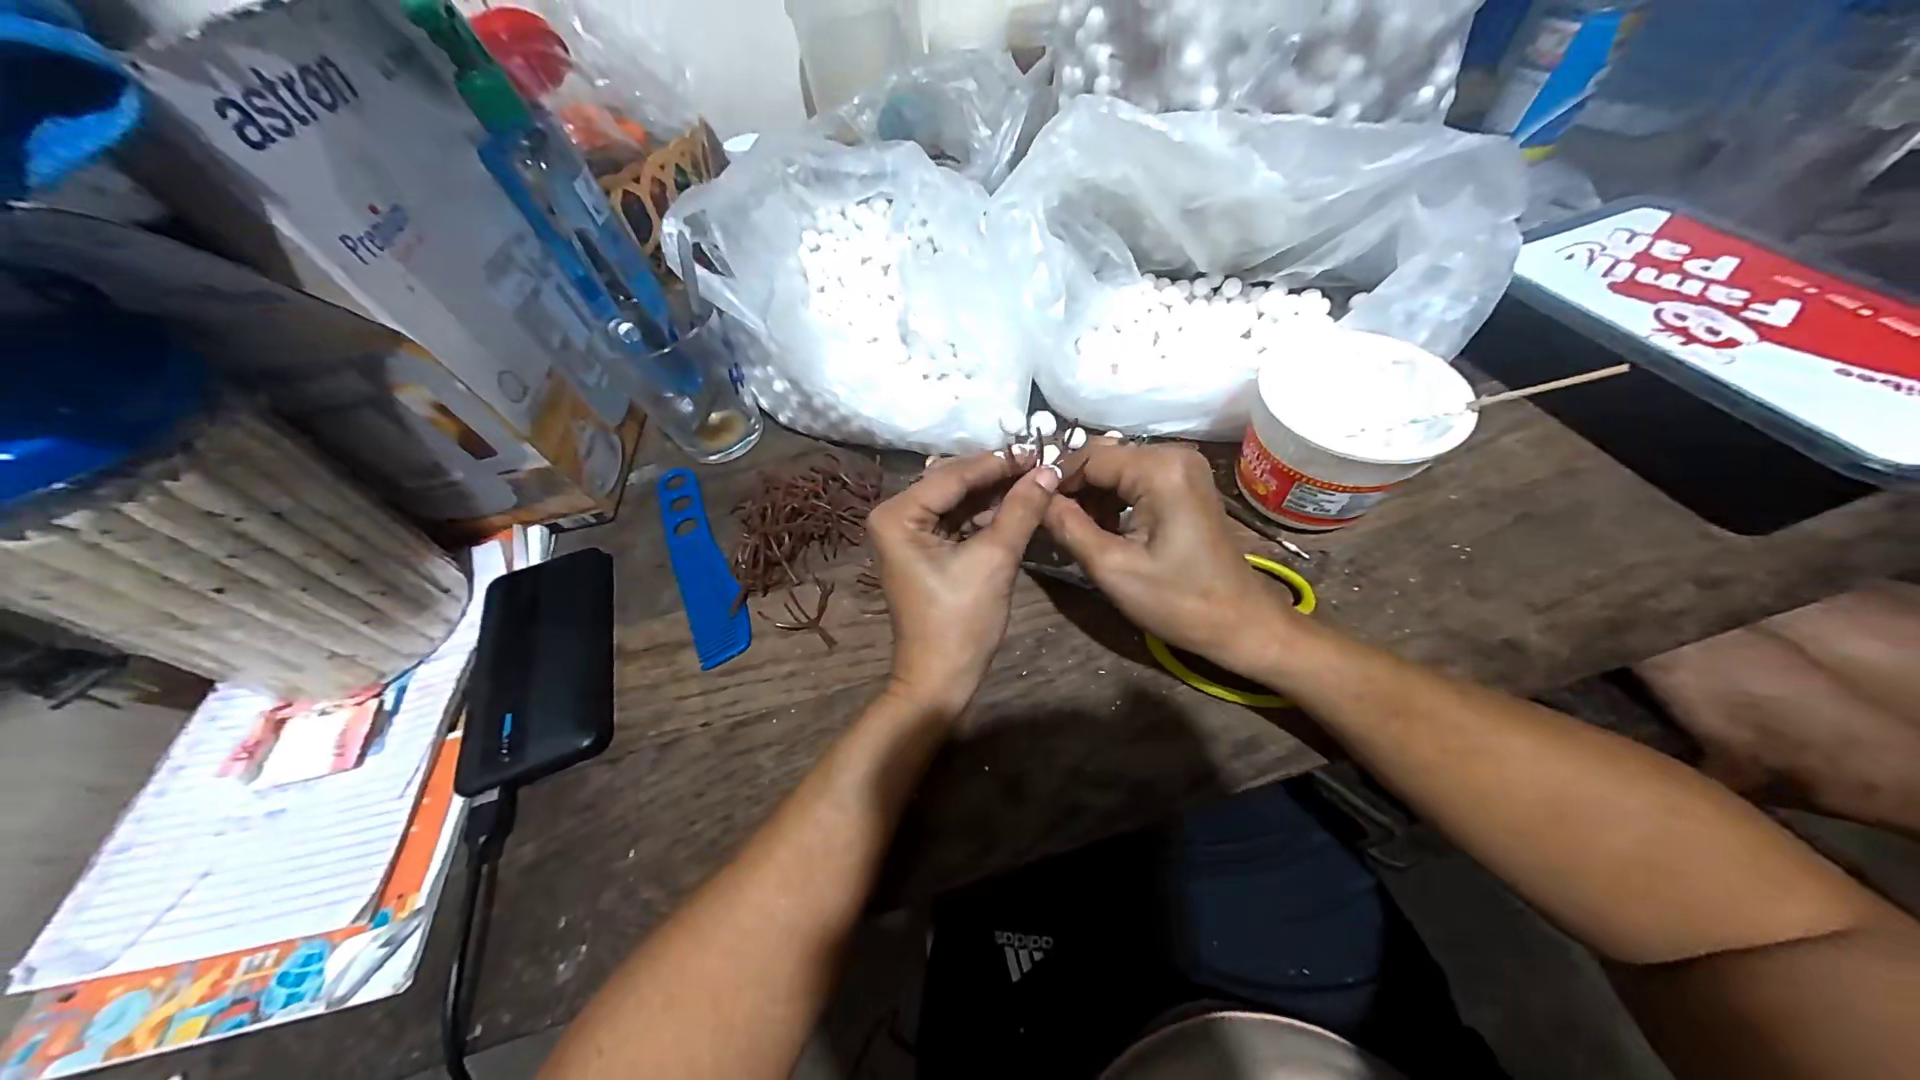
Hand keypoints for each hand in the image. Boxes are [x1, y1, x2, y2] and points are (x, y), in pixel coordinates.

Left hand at [868, 452, 1059, 718]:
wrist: (939, 680)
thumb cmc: (961, 621)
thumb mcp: (995, 560)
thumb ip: (1020, 510)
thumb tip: (1048, 471)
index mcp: (897, 515)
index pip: (954, 475)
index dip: (999, 464)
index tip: (1038, 451)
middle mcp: (893, 517)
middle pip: (952, 484)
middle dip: (996, 477)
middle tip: (1040, 466)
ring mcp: (905, 535)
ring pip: (956, 502)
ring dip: (993, 496)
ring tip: (1035, 484)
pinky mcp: (921, 552)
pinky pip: (955, 523)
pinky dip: (983, 518)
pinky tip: (1015, 509)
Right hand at [1044, 441, 1300, 677]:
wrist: (1240, 623)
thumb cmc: (1178, 600)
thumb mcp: (1112, 567)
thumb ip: (1068, 527)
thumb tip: (1036, 499)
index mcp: (1160, 469)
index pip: (1088, 457)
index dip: (1055, 482)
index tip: (1032, 511)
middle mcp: (1174, 454)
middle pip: (1103, 458)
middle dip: (1074, 489)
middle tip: (1051, 525)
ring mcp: (1184, 467)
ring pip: (1116, 469)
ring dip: (1092, 497)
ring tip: (1074, 532)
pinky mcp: (1186, 483)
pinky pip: (1136, 479)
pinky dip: (1114, 500)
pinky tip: (1102, 529)